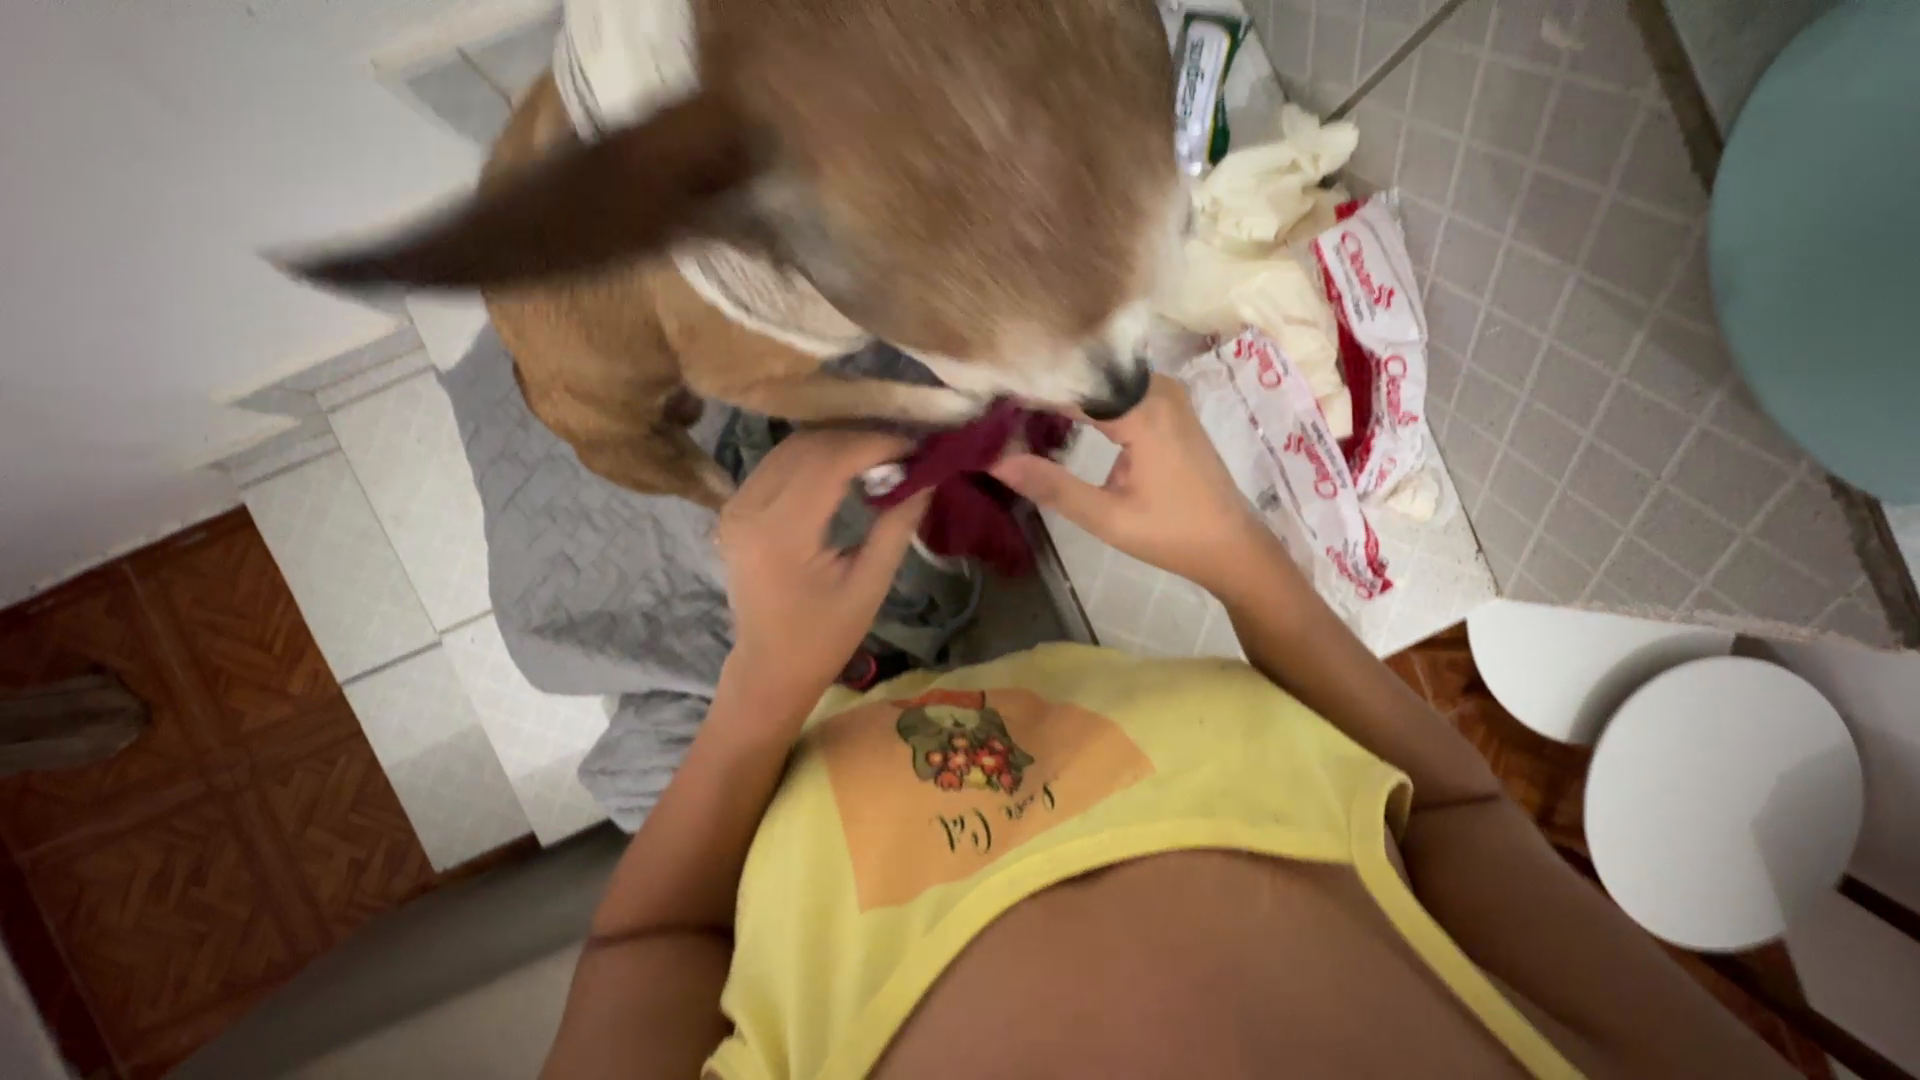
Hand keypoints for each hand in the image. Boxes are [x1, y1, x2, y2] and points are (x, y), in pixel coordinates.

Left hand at [716, 429, 929, 711]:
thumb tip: (927, 478)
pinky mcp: (735, 508)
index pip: (829, 461)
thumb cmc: (823, 636)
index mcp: (781, 533)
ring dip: (837, 443)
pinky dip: (814, 457)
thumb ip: (896, 527)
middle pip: (808, 446)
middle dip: (859, 439)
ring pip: (790, 448)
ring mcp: (735, 506)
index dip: (875, 445)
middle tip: (902, 451)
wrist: (769, 666)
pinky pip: (777, 464)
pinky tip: (846, 467)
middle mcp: (749, 509)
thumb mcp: (869, 586)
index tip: (914, 448)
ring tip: (880, 456)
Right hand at [990, 374, 1279, 596]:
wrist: (1232, 544)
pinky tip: (1058, 413)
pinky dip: (1088, 399)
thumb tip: (996, 460)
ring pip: (1103, 379)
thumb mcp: (1107, 517)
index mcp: (1144, 411)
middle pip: (1088, 373)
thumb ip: (1052, 486)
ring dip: (1066, 390)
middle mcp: (1158, 389)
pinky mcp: (1170, 406)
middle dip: (1045, 383)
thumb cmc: (1172, 534)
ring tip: (1017, 402)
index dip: (1029, 389)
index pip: (1073, 384)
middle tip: (996, 398)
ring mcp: (1167, 394)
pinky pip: (1119, 390)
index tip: (989, 396)